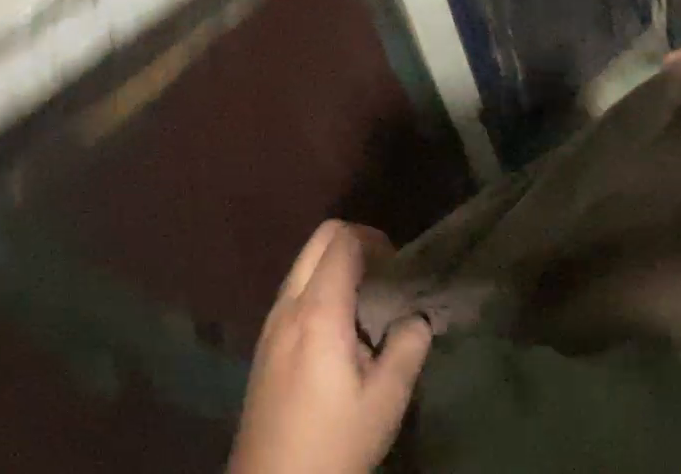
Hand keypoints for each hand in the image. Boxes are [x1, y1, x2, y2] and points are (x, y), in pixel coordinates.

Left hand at [227, 221, 431, 473]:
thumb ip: (409, 345)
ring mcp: (270, 325)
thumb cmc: (334, 441)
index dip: (375, 239)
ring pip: (303, 265)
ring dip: (336, 265)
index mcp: (319, 311)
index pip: (342, 241)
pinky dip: (320, 287)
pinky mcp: (264, 345)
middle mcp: (288, 306)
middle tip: (385, 272)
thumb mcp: (386, 398)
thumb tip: (416, 316)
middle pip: (318, 240)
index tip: (399, 266)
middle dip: (355, 242)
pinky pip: (293, 292)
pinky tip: (342, 328)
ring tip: (367, 300)